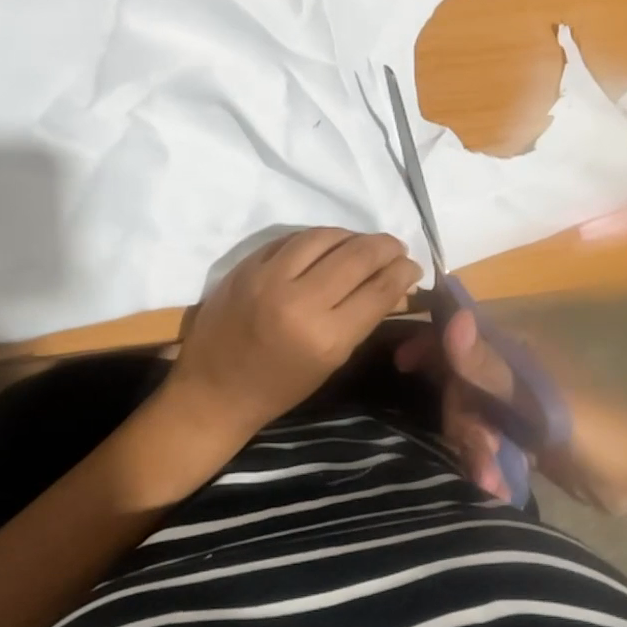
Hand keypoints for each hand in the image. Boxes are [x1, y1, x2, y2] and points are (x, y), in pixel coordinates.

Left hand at [167, 228, 421, 437]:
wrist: (214, 390)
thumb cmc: (278, 388)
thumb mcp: (330, 362)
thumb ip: (359, 319)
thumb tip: (390, 283)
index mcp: (326, 337)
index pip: (378, 289)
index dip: (402, 272)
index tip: (412, 266)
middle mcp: (299, 301)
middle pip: (356, 256)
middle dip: (384, 247)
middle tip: (396, 248)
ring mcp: (268, 278)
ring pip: (323, 237)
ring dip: (352, 235)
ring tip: (364, 242)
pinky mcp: (246, 266)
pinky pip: (291, 239)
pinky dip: (316, 238)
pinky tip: (329, 243)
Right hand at [397, 308, 626, 514]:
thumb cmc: (596, 429)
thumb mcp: (537, 400)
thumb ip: (489, 366)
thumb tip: (453, 317)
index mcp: (518, 350)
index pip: (461, 334)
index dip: (430, 343)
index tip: (402, 363)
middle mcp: (512, 371)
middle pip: (458, 386)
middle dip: (462, 424)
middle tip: (479, 455)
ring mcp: (515, 404)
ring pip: (469, 417)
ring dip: (474, 451)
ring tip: (492, 482)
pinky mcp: (520, 436)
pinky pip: (484, 441)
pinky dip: (486, 463)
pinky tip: (498, 486)